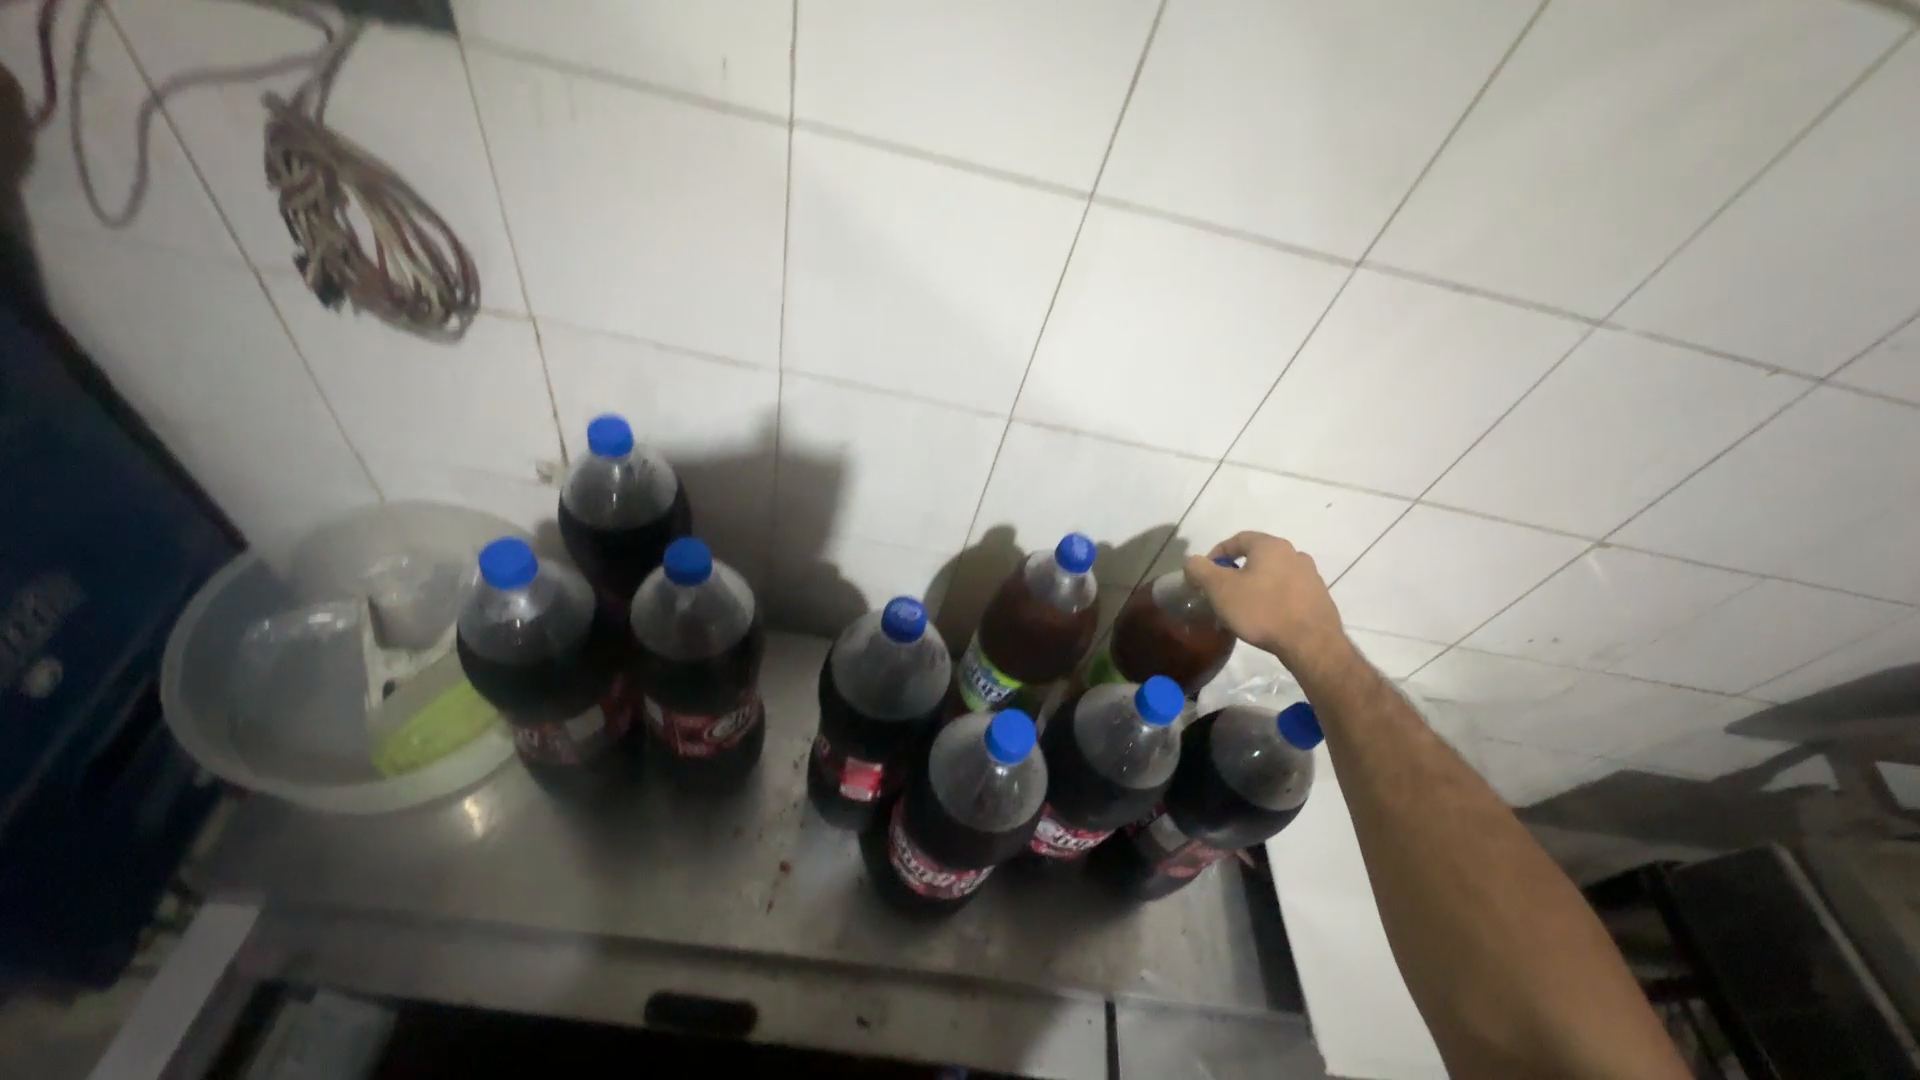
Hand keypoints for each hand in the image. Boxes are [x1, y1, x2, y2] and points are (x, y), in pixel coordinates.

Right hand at [1185, 531, 1350, 670]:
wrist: (1311, 643)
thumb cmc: (1261, 610)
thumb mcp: (1220, 588)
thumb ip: (1200, 569)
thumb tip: (1192, 562)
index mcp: (1271, 546)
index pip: (1237, 539)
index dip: (1216, 554)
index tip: (1204, 575)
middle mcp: (1295, 554)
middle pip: (1257, 557)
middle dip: (1236, 572)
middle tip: (1222, 593)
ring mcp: (1311, 576)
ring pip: (1274, 575)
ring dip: (1256, 586)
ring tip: (1243, 609)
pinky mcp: (1320, 598)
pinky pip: (1289, 592)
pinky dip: (1274, 599)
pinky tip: (1267, 619)